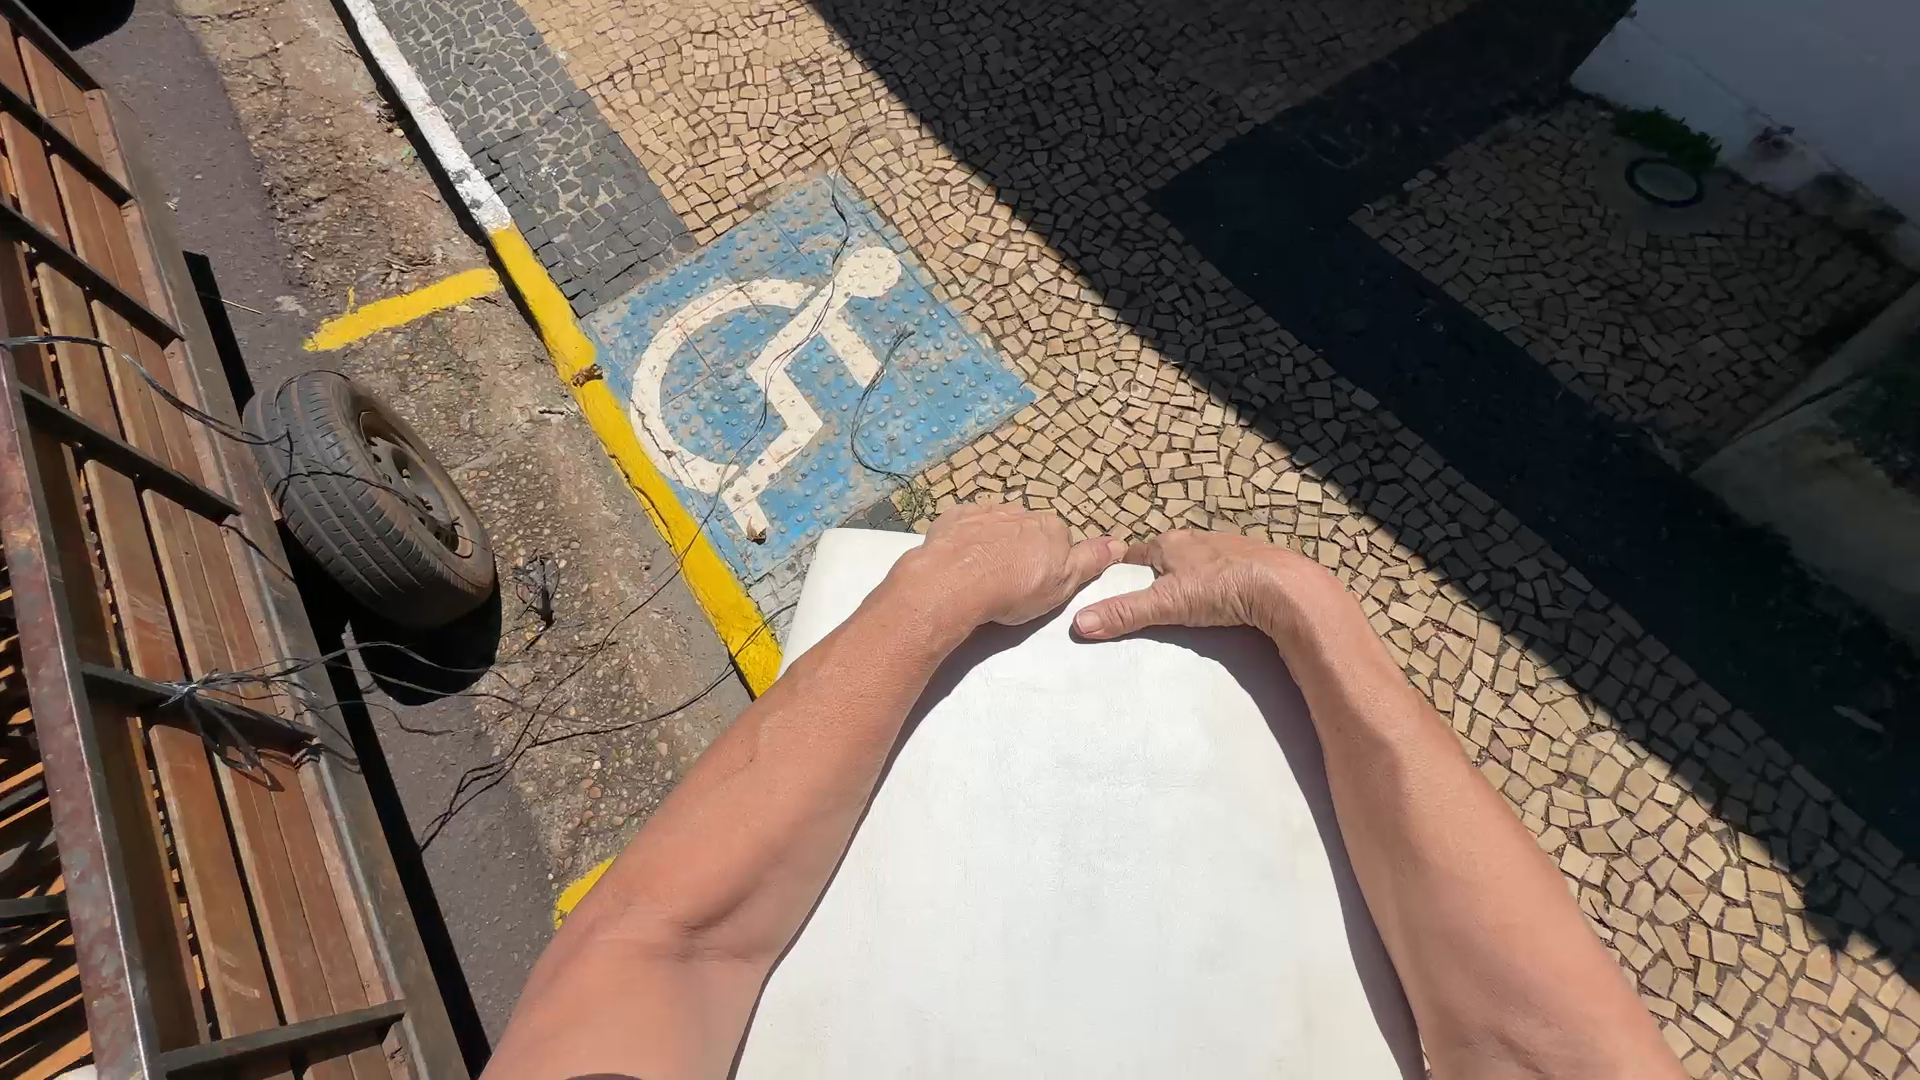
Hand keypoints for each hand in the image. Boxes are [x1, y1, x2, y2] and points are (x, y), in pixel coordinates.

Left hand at [889, 501, 1124, 627]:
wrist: (957, 581)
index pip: (1060, 542)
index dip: (1050, 564)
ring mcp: (987, 511)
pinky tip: (960, 560)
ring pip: (998, 526)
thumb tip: (1118, 543)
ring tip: (983, 573)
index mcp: (1052, 528)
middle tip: (1010, 581)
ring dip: (994, 544)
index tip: (1038, 584)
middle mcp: (1022, 512)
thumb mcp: (1063, 584)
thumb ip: (1091, 561)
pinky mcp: (957, 516)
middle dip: (1022, 551)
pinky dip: (966, 539)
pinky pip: (967, 525)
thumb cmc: (1015, 589)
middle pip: (1029, 531)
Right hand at [1070, 530, 1342, 648]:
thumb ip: (1124, 613)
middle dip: (1155, 575)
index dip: (1121, 572)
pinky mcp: (1252, 561)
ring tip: (1184, 603)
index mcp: (1169, 544)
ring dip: (1187, 577)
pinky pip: (1224, 570)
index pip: (1133, 555)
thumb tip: (1079, 623)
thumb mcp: (1165, 604)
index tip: (1111, 588)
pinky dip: (1217, 582)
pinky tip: (1222, 600)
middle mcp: (1196, 539)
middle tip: (1147, 601)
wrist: (1284, 587)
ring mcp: (1226, 547)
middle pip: (1164, 557)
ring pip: (1195, 561)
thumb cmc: (1220, 588)